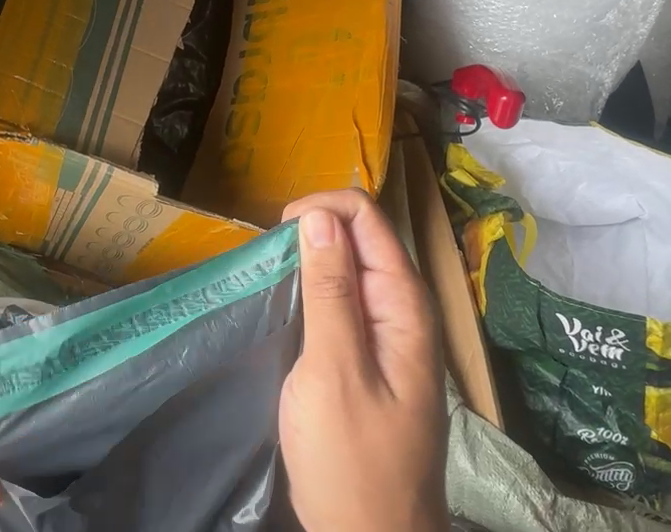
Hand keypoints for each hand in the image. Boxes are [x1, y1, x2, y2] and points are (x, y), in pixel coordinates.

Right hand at [280, 189, 447, 531]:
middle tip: (266, 261)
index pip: (368, 219)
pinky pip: (339, 301)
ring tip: (266, 277)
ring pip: (345, 268)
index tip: (275, 234)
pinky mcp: (365, 356)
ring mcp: (385, 335)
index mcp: (405, 306)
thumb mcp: (334, 370)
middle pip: (358, 238)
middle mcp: (401, 311)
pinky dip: (309, 289)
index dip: (320, 209)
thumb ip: (329, 290)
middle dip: (311, 231)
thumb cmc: (352, 460)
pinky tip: (282, 304)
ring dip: (306, 260)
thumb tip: (318, 215)